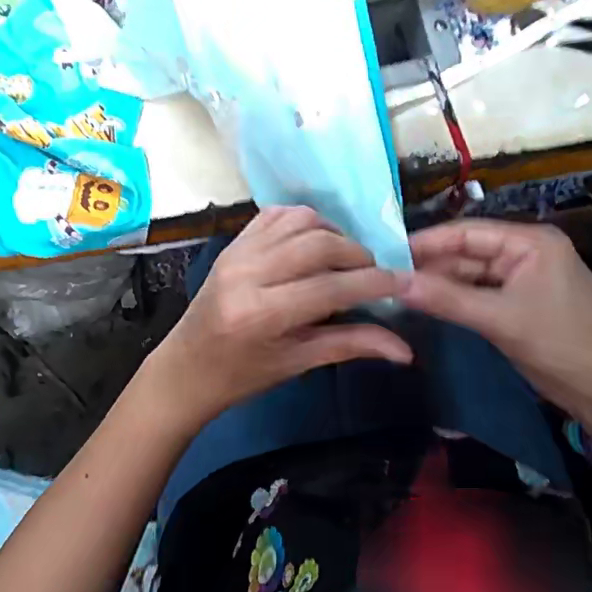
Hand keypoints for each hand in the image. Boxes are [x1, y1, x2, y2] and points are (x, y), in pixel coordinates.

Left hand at [146, 206, 412, 429]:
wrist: (186, 367)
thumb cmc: (241, 375)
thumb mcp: (297, 364)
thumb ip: (351, 345)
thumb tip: (405, 349)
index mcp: (262, 314)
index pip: (331, 287)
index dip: (374, 282)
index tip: (403, 283)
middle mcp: (248, 274)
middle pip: (320, 245)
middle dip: (358, 255)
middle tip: (374, 274)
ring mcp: (236, 253)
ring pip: (301, 221)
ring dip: (334, 234)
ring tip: (345, 260)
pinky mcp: (232, 243)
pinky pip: (277, 215)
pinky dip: (305, 222)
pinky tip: (315, 244)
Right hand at [401, 219, 591, 444]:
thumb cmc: (564, 345)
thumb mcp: (501, 319)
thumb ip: (446, 298)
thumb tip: (392, 281)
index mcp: (530, 242)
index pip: (466, 232)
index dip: (424, 242)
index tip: (382, 255)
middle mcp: (524, 253)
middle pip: (465, 252)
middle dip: (427, 266)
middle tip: (380, 278)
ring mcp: (521, 281)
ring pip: (468, 276)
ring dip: (436, 285)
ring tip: (393, 292)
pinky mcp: (517, 306)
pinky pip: (477, 296)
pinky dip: (452, 302)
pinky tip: (423, 306)